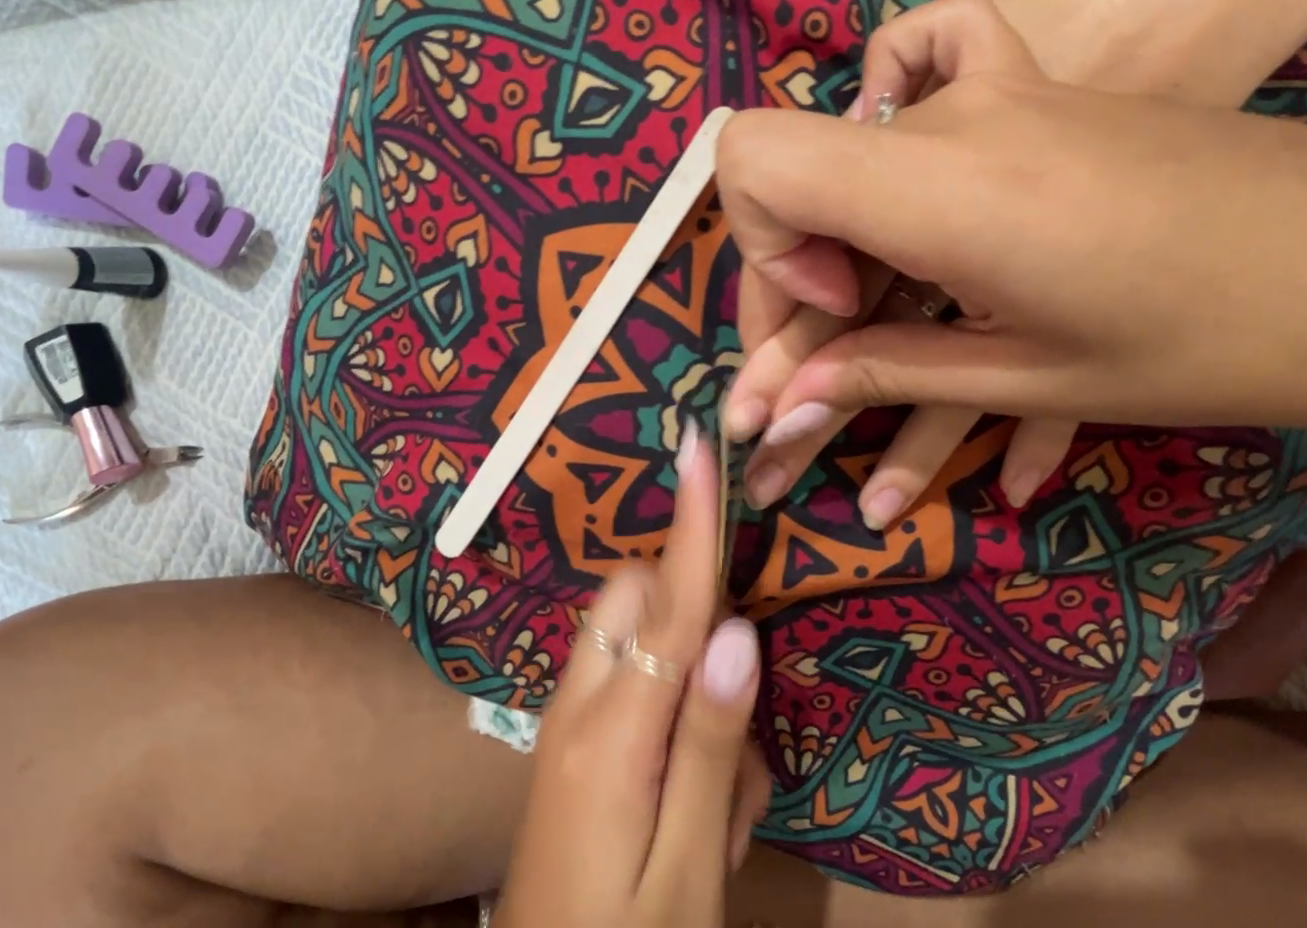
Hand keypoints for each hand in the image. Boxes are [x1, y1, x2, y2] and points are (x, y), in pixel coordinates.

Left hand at [494, 421, 768, 927]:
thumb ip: (709, 741)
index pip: (666, 604)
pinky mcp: (571, 747)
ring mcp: (566, 725)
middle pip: (638, 605)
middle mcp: (576, 708)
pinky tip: (694, 815)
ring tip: (717, 814)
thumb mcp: (688, 862)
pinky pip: (630, 694)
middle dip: (698, 627)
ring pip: (640, 648)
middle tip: (740, 733)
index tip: (699, 445)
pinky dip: (672, 726)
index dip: (691, 526)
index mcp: (611, 732)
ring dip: (694, 697)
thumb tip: (735, 631)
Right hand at [725, 0, 1082, 527]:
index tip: (832, 312)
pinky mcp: (1043, 88)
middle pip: (801, 164)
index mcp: (943, 187)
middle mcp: (955, 115)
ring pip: (861, 140)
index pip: (757, 159)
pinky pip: (936, 61)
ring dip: (840, 222)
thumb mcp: (1029, 375)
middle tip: (824, 356)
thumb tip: (785, 397)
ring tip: (880, 297)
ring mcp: (1004, 87)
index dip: (757, 246)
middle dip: (789, 270)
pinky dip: (900, 102)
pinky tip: (924, 164)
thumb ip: (885, 370)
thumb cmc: (1209, 344)